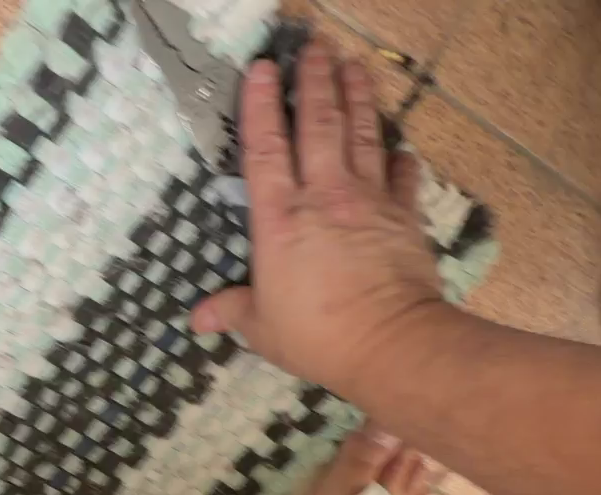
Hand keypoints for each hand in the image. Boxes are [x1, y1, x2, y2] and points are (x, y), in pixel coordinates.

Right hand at [192, 46, 446, 391]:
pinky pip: (402, 176)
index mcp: (279, 221)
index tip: (261, 68)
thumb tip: (197, 320)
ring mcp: (368, 201)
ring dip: (358, 96)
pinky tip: (398, 146)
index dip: (260, 107)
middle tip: (316, 46)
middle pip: (319, 125)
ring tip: (354, 64)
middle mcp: (323, 197)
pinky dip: (399, 158)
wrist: (388, 341)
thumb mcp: (261, 328)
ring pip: (362, 135)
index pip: (265, 151)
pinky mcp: (403, 215)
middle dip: (315, 81)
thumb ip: (231, 311)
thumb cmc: (314, 334)